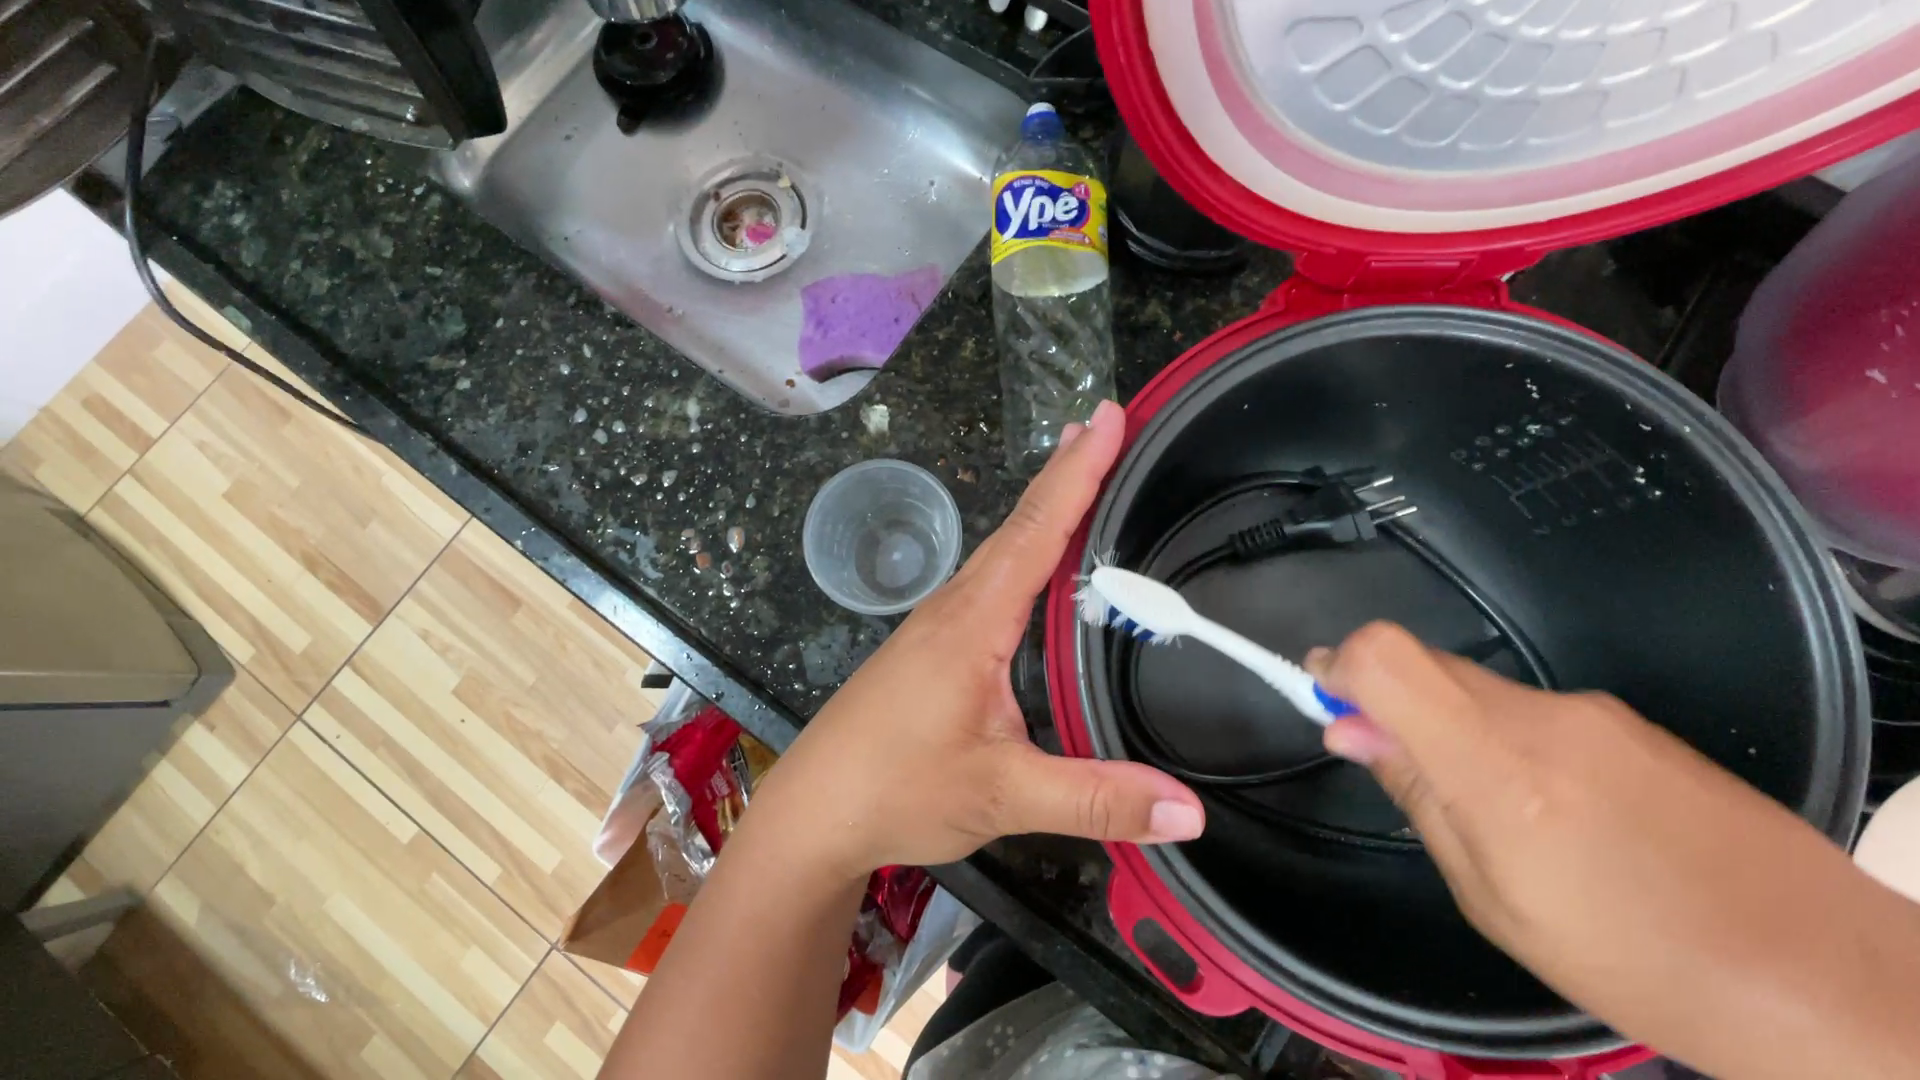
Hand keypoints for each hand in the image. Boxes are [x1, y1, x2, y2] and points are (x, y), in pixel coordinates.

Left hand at [748, 400, 1203, 880]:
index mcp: (973, 622)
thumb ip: (1096, 799)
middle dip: (1065, 473)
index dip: (1078, 473)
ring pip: (1001, 552)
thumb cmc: (896, 789)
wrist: (814, 811)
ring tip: (1080, 471)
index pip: (1036, 531)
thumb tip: (1191, 813)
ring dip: (1043, 507)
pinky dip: (1023, 552)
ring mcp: (939, 627)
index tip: (1111, 415)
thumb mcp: (1003, 795)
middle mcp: (955, 609)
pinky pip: (989, 582)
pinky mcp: (933, 650)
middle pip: (1019, 526)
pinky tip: (1036, 566)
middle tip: (1107, 425)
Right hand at [1308, 623, 1919, 1079]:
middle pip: (1424, 663)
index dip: (1338, 664)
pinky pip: (1529, 708)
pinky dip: (1497, 735)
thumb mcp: (1495, 901)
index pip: (1389, 657)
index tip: (1322, 700)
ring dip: (1443, 721)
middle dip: (1383, 698)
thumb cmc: (1637, 962)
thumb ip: (1419, 798)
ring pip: (1475, 687)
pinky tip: (1542, 808)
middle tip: (1383, 763)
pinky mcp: (1633, 724)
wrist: (1836, 981)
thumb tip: (1349, 731)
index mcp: (1501, 768)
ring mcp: (1597, 714)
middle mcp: (1545, 717)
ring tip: (1478, 808)